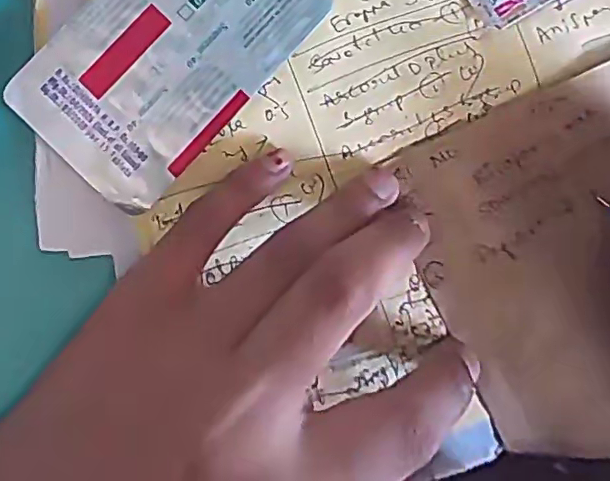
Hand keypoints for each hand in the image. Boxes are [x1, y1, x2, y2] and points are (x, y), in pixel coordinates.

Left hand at [0, 151, 479, 480]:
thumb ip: (321, 470)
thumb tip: (381, 427)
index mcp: (288, 480)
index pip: (400, 429)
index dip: (444, 386)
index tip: (466, 349)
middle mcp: (253, 398)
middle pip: (346, 301)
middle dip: (394, 253)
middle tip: (421, 220)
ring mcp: (195, 336)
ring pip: (291, 256)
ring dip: (344, 213)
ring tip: (384, 181)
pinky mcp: (143, 298)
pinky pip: (204, 228)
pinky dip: (244, 189)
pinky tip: (281, 161)